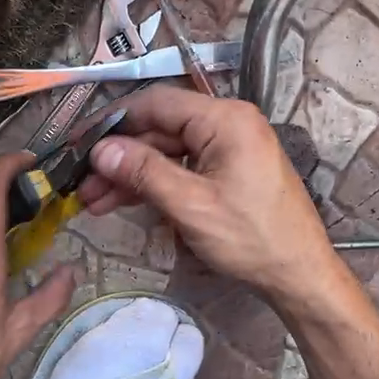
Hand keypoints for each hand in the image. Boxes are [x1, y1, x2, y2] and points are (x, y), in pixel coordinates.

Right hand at [76, 85, 344, 303]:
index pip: (156, 104)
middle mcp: (229, 124)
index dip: (113, 124)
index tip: (79, 146)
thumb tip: (100, 150)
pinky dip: (157, 186)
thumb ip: (144, 173)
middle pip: (161, 131)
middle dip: (120, 159)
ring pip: (169, 154)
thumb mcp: (190, 206)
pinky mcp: (231, 173)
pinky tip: (127, 203)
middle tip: (83, 188)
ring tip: (95, 203)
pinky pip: (186, 170)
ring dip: (133, 176)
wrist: (299, 274)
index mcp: (225, 119)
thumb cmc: (250, 238)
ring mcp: (231, 150)